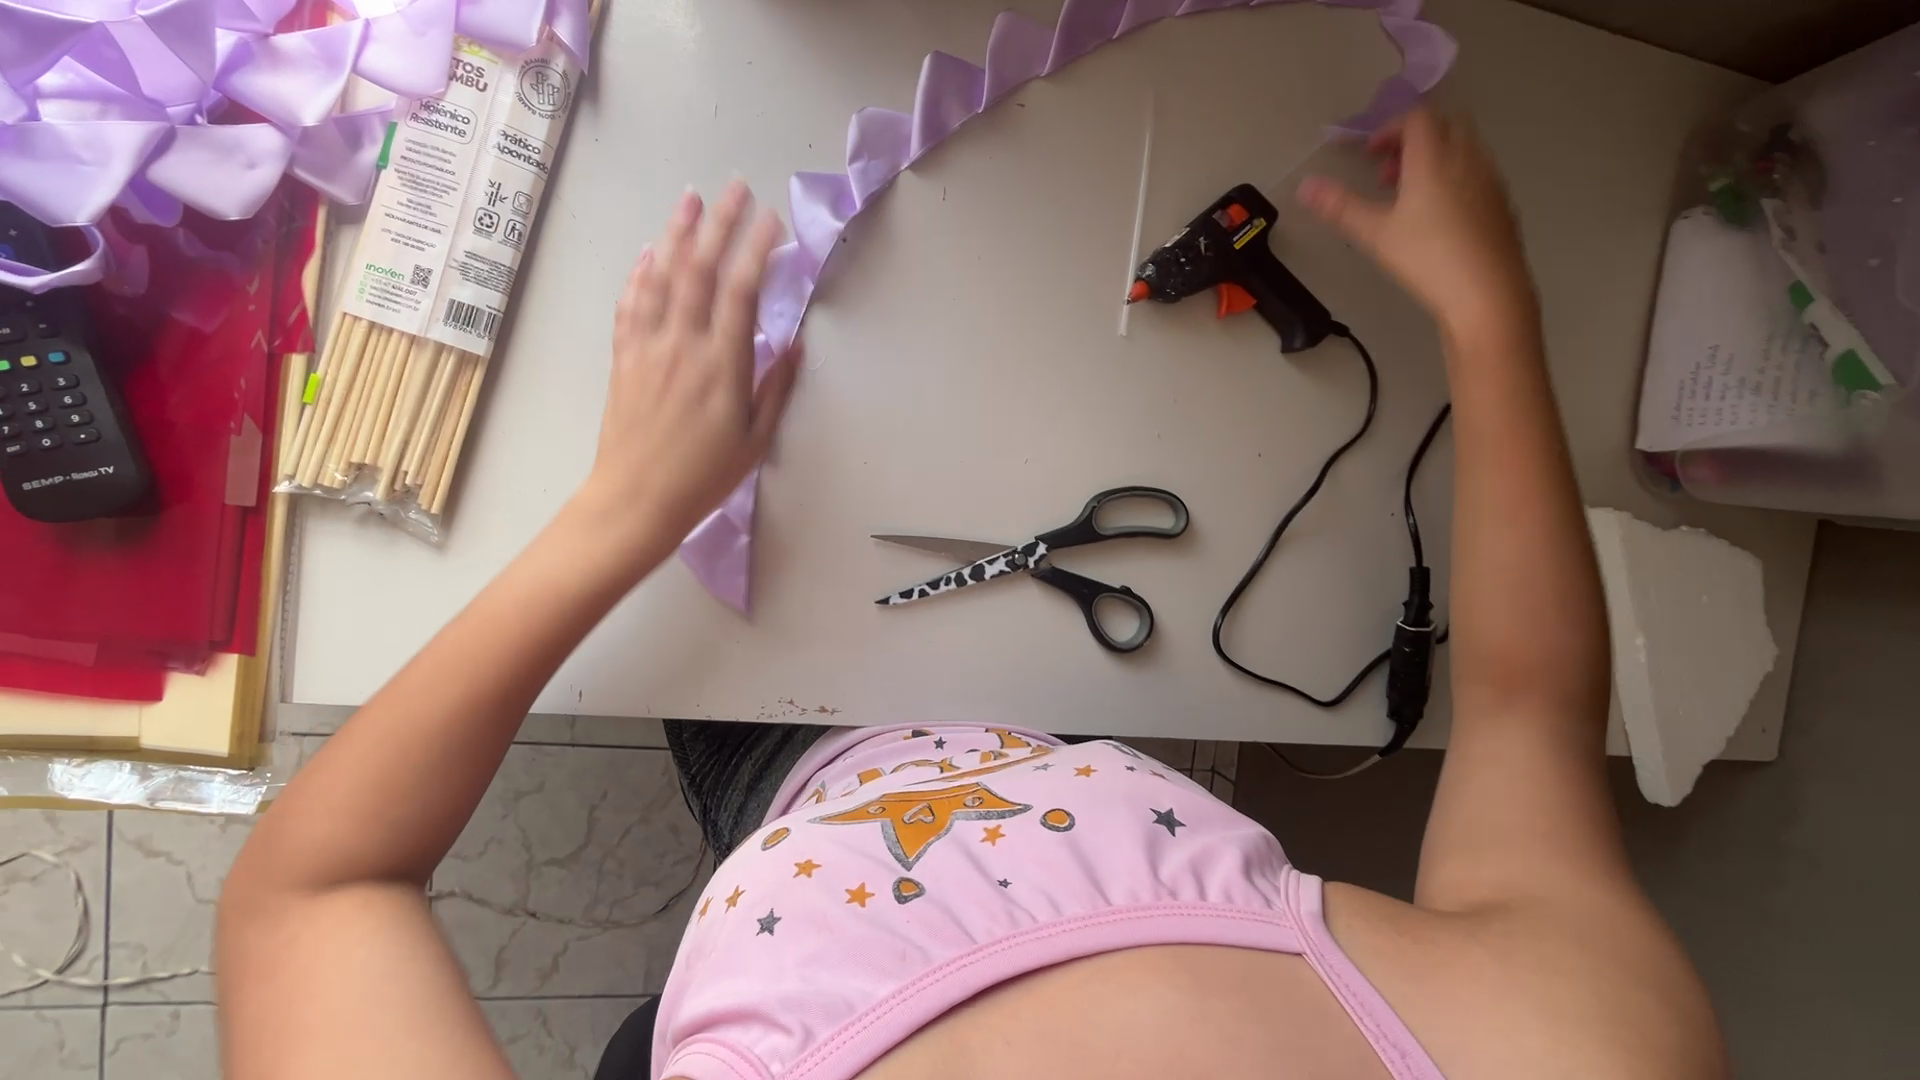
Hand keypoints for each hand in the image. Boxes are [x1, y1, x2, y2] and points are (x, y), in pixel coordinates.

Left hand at [574, 181, 799, 559]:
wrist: (635, 501)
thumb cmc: (704, 478)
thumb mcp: (755, 441)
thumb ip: (774, 388)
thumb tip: (792, 343)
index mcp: (721, 367)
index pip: (740, 292)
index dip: (755, 250)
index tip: (771, 220)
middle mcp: (682, 346)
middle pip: (699, 270)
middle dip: (718, 224)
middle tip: (735, 188)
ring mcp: (647, 348)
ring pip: (661, 277)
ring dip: (676, 233)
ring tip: (691, 199)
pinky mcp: (624, 358)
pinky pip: (630, 304)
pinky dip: (639, 273)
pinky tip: (648, 252)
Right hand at [1298, 107, 1535, 341]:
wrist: (1486, 290)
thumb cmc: (1425, 258)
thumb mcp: (1374, 234)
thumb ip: (1340, 207)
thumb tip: (1305, 186)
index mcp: (1434, 158)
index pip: (1416, 118)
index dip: (1389, 129)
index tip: (1369, 155)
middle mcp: (1467, 157)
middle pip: (1443, 124)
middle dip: (1413, 140)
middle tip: (1389, 173)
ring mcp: (1490, 177)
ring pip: (1462, 147)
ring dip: (1433, 158)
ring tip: (1409, 196)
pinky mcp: (1501, 201)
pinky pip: (1475, 171)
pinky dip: (1453, 176)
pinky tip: (1438, 215)